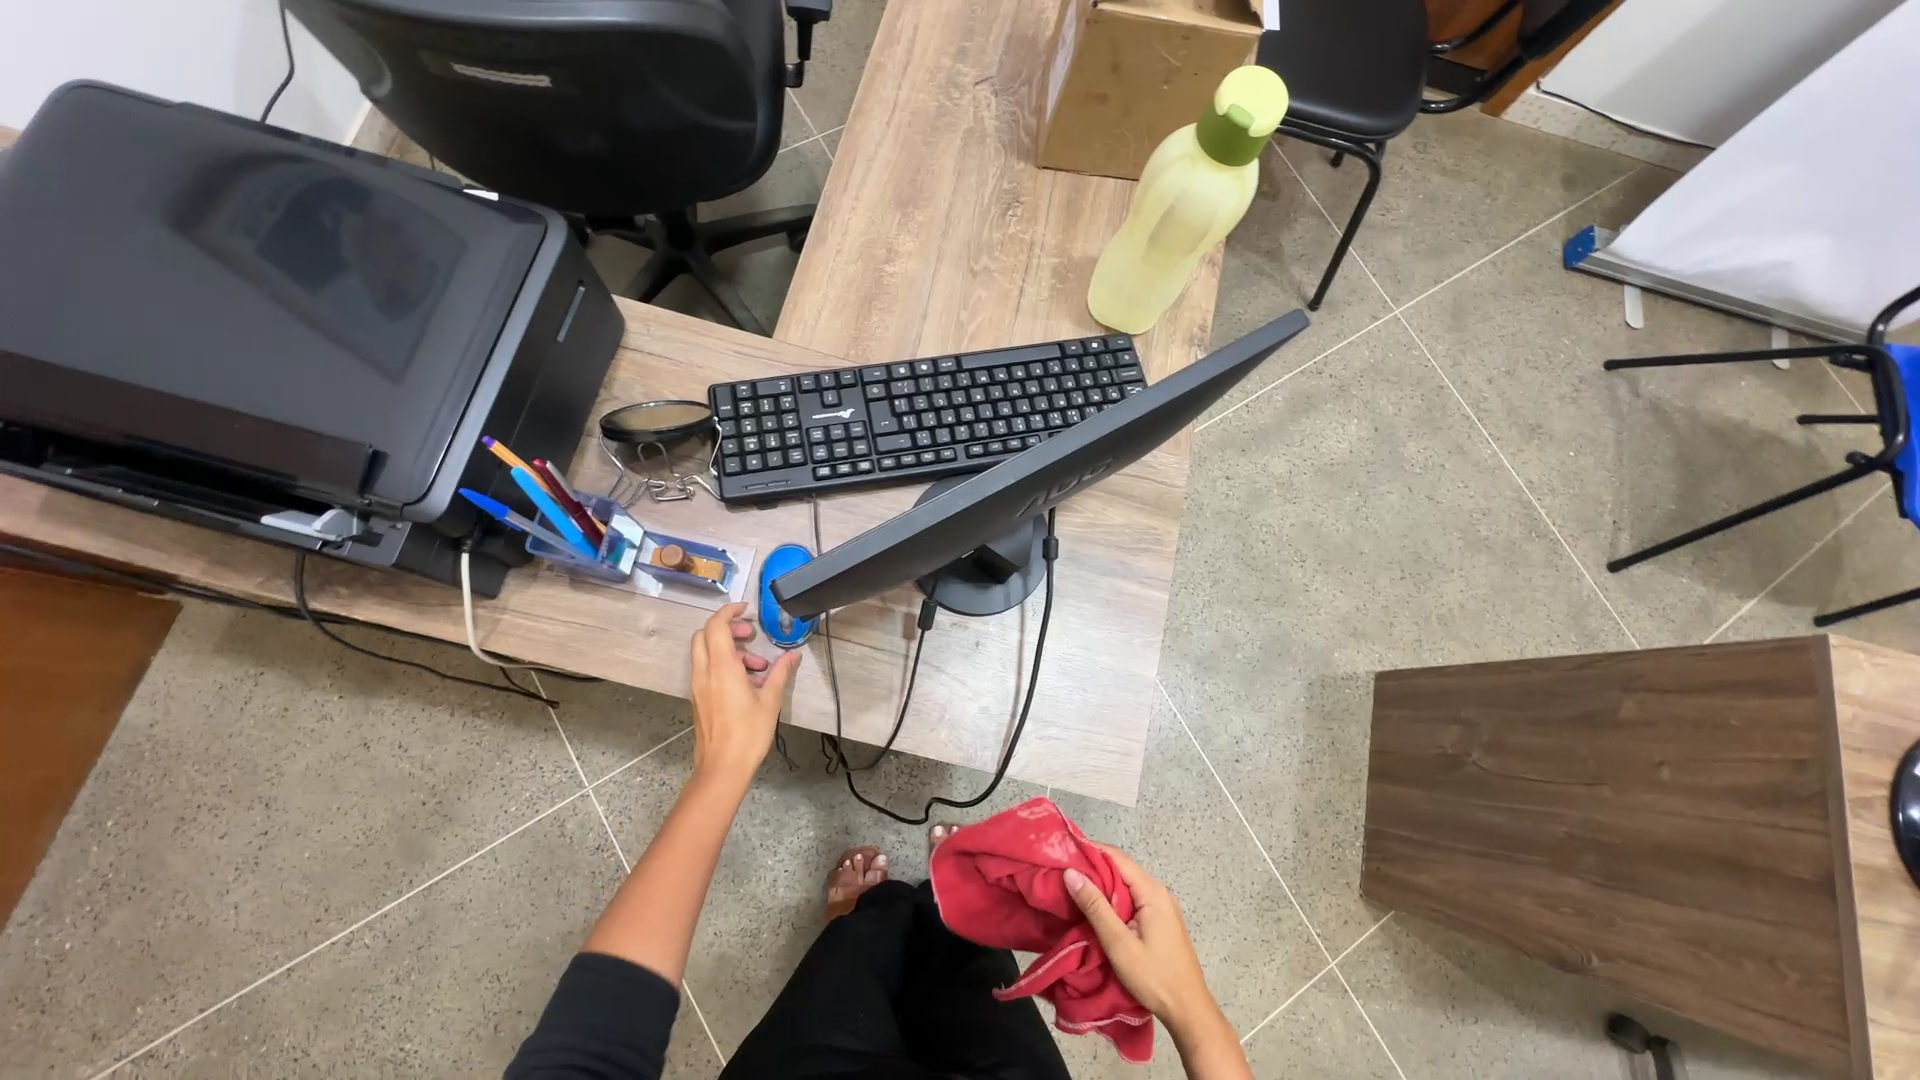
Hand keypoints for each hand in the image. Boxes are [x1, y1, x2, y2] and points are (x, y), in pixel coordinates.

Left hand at [688, 603, 801, 781]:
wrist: (722, 767)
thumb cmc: (748, 733)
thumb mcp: (770, 701)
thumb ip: (780, 673)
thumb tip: (793, 656)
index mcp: (721, 667)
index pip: (716, 626)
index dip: (729, 612)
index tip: (746, 610)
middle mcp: (704, 672)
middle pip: (705, 635)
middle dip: (728, 629)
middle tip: (751, 636)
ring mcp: (698, 686)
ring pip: (705, 653)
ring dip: (729, 650)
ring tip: (758, 668)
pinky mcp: (698, 698)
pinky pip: (707, 670)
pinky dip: (723, 666)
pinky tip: (747, 684)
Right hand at [1065, 844, 1227, 1043]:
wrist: (1188, 1010)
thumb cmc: (1154, 976)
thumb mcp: (1119, 943)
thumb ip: (1095, 906)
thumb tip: (1071, 873)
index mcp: (1152, 891)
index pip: (1116, 857)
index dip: (1089, 851)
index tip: (1063, 853)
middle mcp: (1159, 891)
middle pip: (1122, 868)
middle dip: (1093, 867)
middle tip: (1063, 872)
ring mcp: (1162, 905)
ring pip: (1127, 884)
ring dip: (1102, 884)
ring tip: (1074, 888)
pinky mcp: (1161, 920)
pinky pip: (1133, 898)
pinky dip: (1113, 898)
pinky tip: (1097, 908)